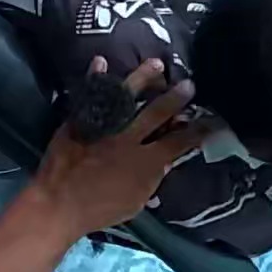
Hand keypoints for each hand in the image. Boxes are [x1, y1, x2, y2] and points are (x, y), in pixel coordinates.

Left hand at [25, 57, 211, 239]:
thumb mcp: (135, 202)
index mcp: (146, 161)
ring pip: (127, 96)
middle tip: (189, 84)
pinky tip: (100, 61)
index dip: (199, 132)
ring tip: (156, 63)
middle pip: (157, 112)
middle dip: (176, 98)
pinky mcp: (80, 121)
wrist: (59, 204)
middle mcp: (129, 137)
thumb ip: (152, 180)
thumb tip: (164, 162)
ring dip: (143, 77)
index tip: (213, 122)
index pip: (180, 142)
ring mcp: (104, 125)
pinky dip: (94, 77)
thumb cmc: (99, 210)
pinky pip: (89, 94)